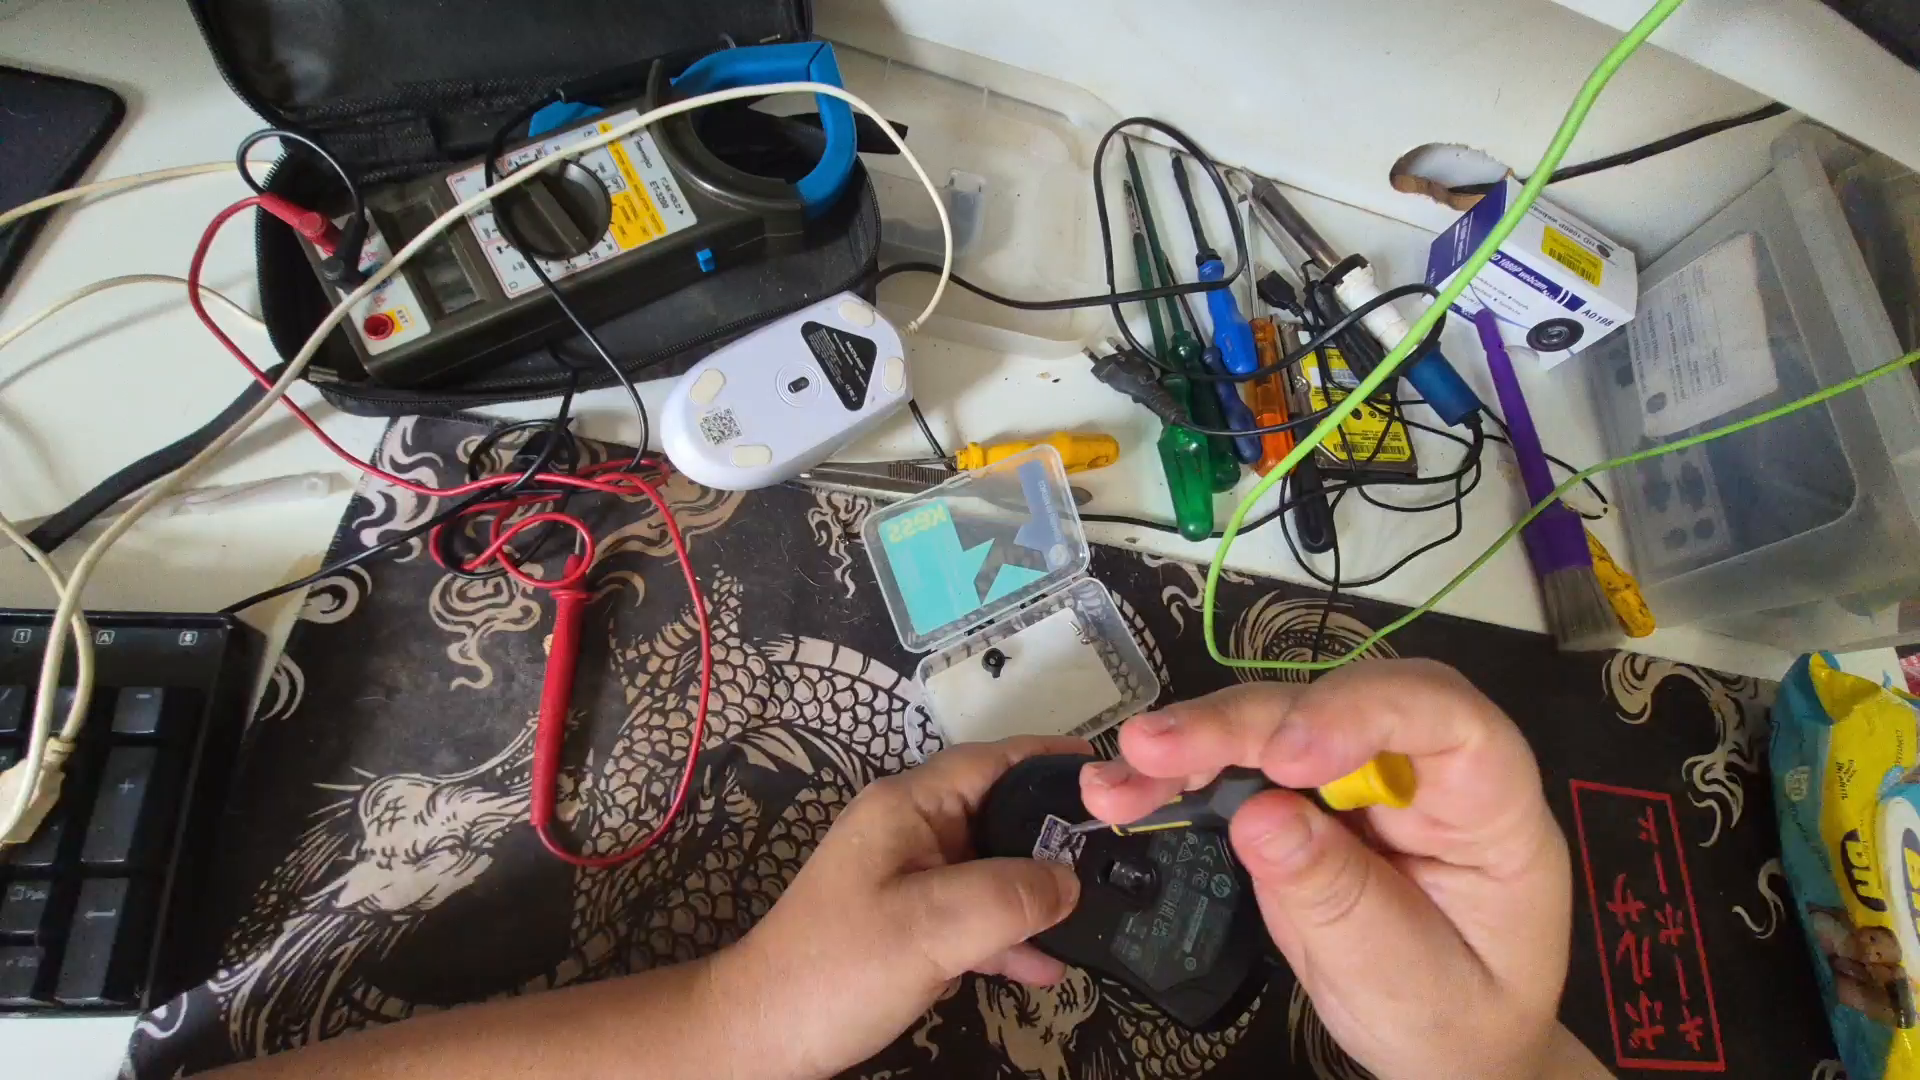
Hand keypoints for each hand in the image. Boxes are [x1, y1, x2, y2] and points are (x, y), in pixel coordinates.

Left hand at [715, 736, 1088, 1079]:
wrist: (763, 1037)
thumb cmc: (840, 967)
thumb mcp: (930, 927)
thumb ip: (1008, 896)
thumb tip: (1070, 879)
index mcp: (909, 804)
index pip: (988, 761)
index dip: (1044, 758)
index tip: (1101, 771)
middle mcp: (912, 827)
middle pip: (995, 812)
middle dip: (1050, 832)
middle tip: (1112, 850)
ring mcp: (911, 874)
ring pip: (989, 866)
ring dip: (1033, 890)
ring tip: (1093, 908)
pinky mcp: (910, 919)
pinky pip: (971, 912)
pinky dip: (1005, 933)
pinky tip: (1045, 965)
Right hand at [1080, 660, 1573, 1079]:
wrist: (1434, 1036)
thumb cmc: (1453, 1016)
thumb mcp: (1411, 983)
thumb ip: (1340, 900)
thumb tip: (1258, 817)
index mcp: (1481, 801)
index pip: (1440, 712)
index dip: (1358, 711)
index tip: (1282, 760)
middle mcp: (1405, 762)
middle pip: (1319, 705)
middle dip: (1232, 726)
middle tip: (1150, 750)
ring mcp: (1340, 768)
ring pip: (1256, 722)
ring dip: (1182, 746)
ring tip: (1114, 783)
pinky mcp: (1283, 786)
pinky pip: (1223, 763)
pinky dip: (1168, 777)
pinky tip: (1117, 789)